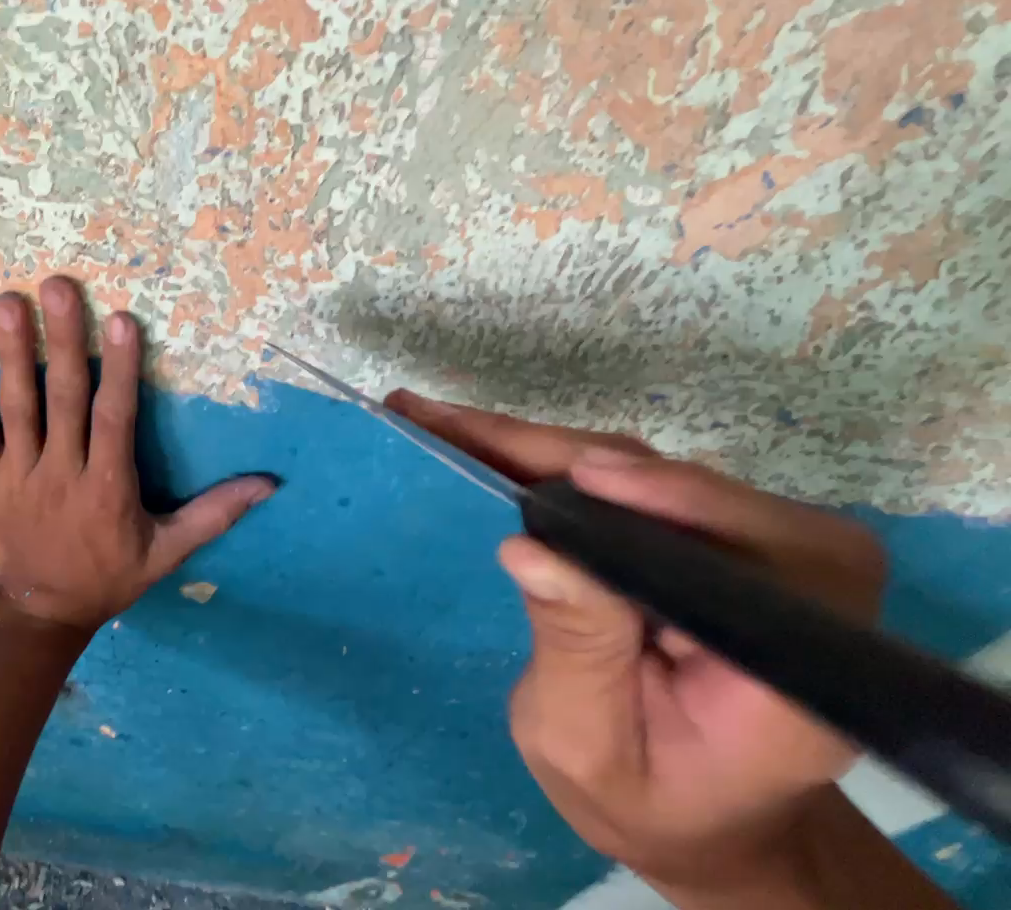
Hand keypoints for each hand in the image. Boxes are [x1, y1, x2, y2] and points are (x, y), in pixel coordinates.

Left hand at [0, 277, 275, 630]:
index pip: (115, 418)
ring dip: (12, 354)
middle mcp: (61, 473)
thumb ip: (214, 514)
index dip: (120, 370)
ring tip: (7, 304)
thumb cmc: (109, 576)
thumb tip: (268, 484)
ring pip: (17, 407)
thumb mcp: (168, 552)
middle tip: (56, 287)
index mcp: (107, 487)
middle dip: (62, 340)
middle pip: (63, 398)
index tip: (120, 320)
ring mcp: (18, 475)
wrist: (41, 611)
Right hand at [386, 391, 885, 898]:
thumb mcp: (587, 743)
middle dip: (552, 454)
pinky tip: (482, 445)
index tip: (581, 478)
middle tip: (444, 423)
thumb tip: (528, 547)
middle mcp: (794, 588)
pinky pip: (626, 482)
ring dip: (537, 448)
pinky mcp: (705, 539)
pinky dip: (547, 462)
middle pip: (676, 488)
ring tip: (442, 425)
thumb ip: (575, 649)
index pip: (756, 552)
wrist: (698, 813)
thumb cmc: (645, 797)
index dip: (668, 499)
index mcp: (791, 660)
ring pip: (642, 472)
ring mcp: (751, 555)